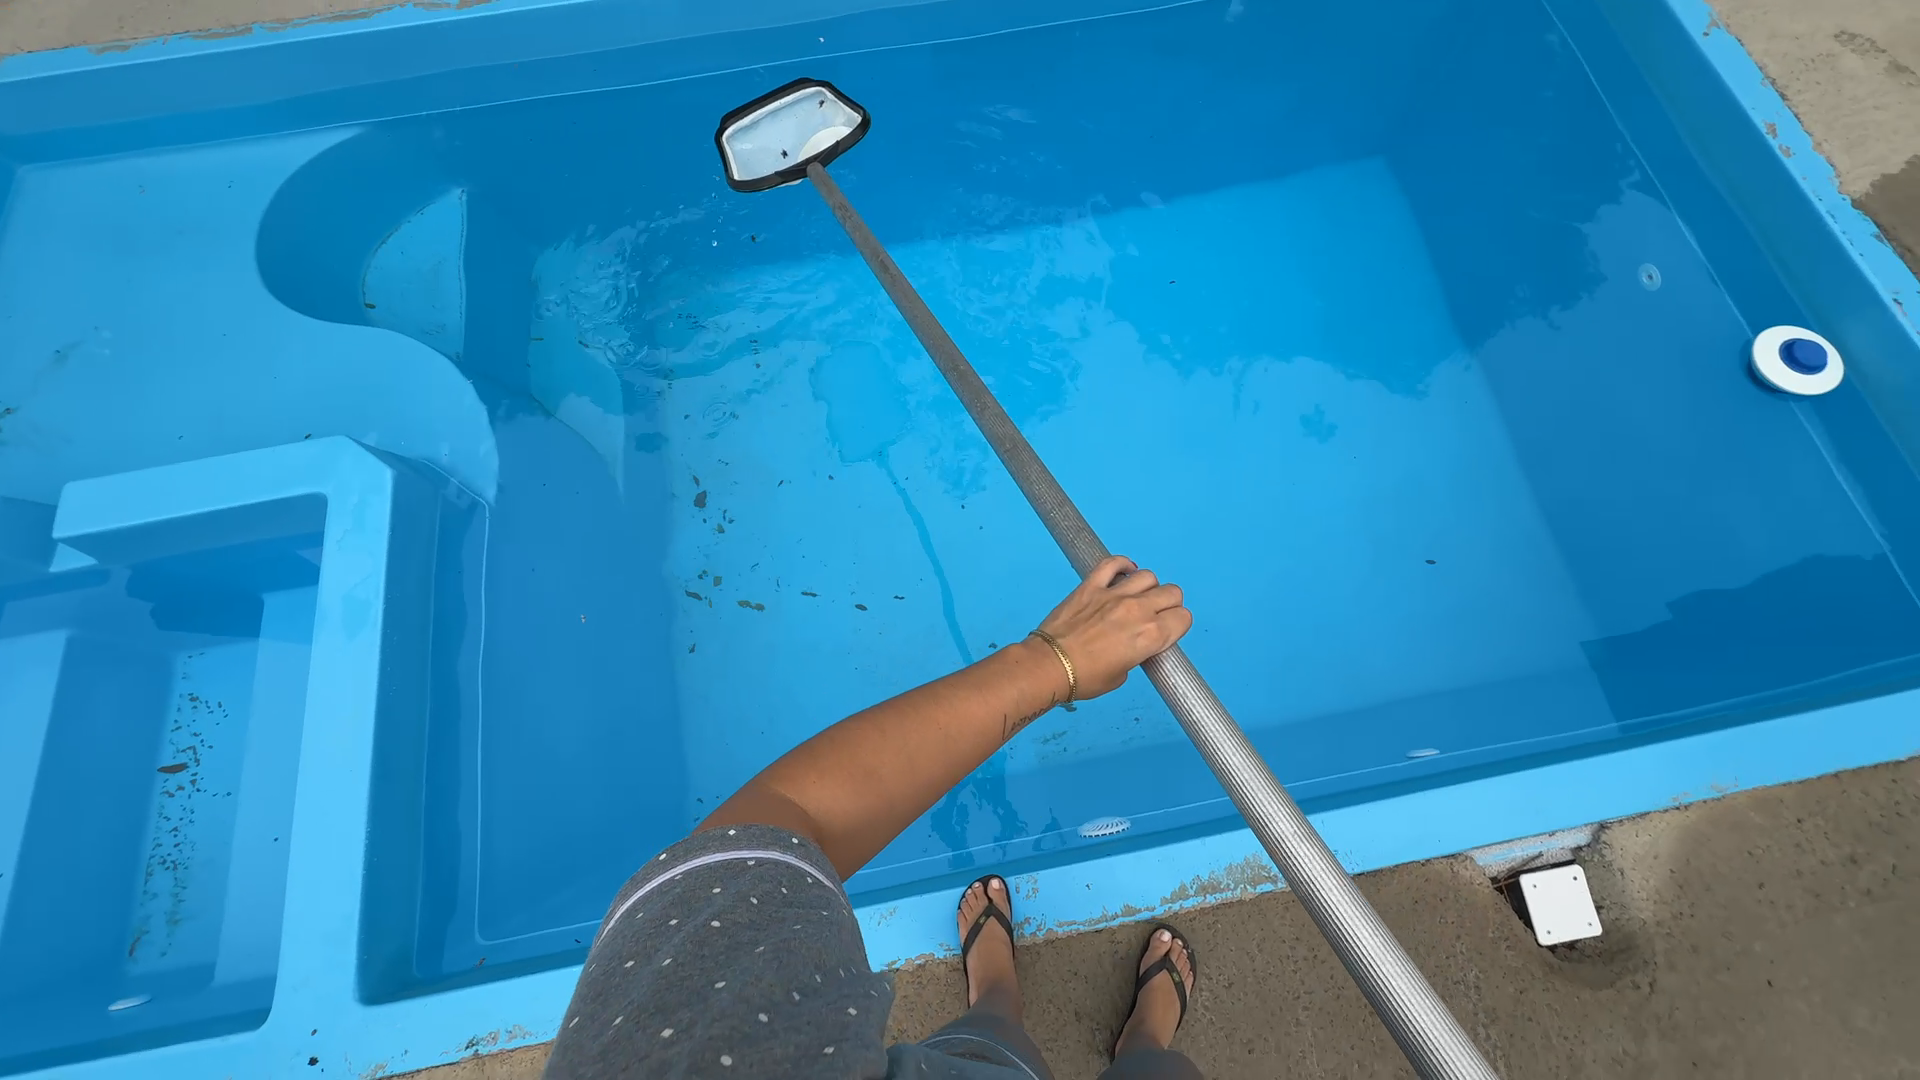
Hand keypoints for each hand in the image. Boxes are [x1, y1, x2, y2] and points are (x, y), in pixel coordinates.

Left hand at [1034, 555, 1191, 699]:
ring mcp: (1114, 594)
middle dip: (1168, 604)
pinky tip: (1124, 573)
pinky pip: (1112, 563)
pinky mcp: (1091, 585)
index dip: (1177, 625)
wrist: (1050, 665)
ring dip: (1148, 586)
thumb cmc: (1087, 678)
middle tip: (1154, 616)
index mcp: (1151, 635)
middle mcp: (1139, 609)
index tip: (1166, 631)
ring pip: (1147, 576)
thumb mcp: (1123, 674)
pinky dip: (1122, 565)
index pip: (1183, 617)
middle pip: (1172, 592)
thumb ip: (1136, 652)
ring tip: (1137, 597)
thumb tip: (1132, 641)